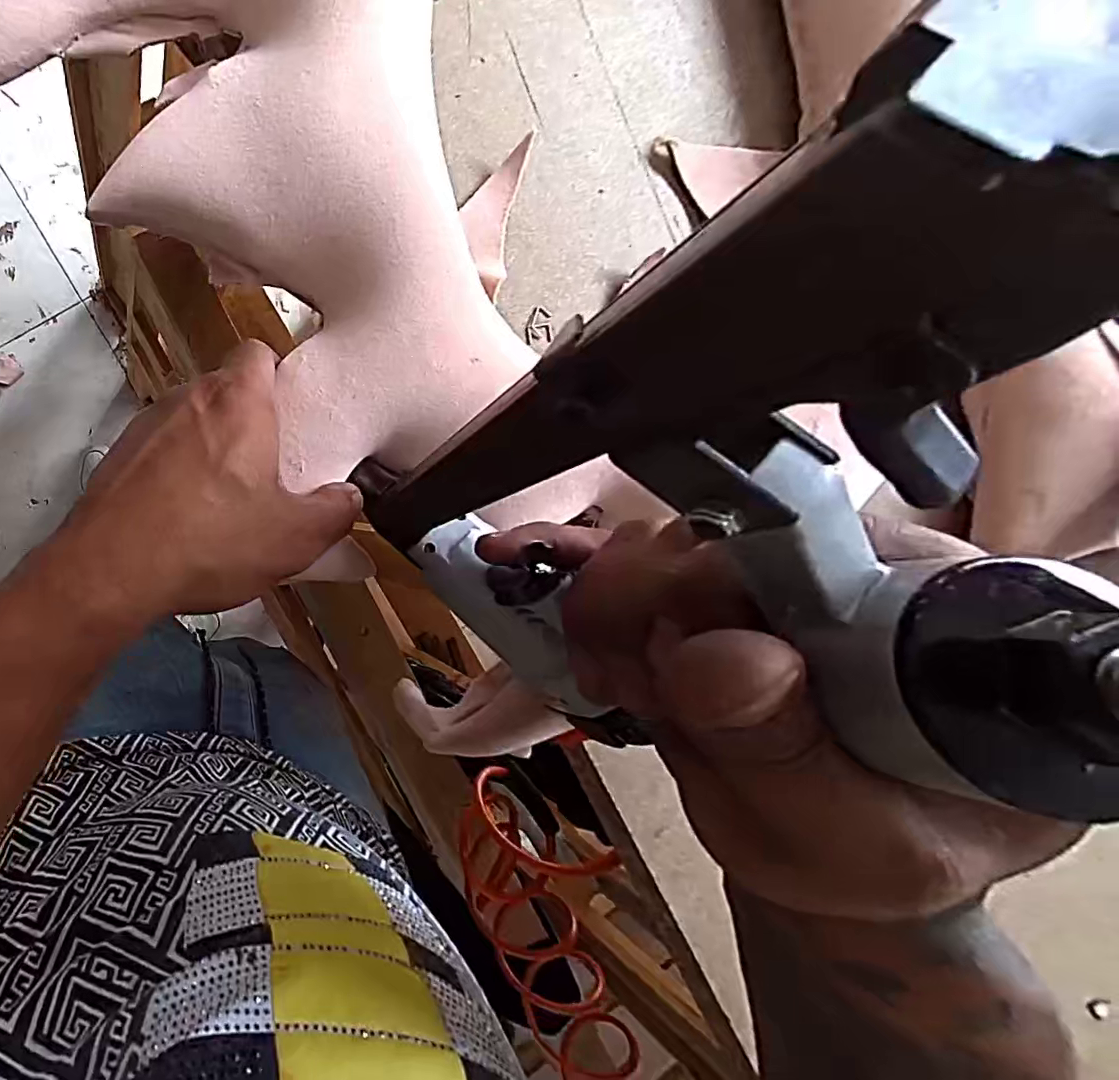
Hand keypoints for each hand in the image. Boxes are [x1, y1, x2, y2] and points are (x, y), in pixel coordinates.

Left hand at [50, 340, 363, 618]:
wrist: (110, 570)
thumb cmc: (205, 542)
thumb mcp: (291, 539)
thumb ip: (333, 513)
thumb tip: (346, 499)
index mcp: (237, 403)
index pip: (258, 353)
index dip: (276, 376)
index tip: (288, 413)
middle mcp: (187, 400)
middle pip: (223, 391)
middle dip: (244, 421)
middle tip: (262, 468)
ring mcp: (145, 426)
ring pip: (187, 422)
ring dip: (206, 447)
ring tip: (219, 499)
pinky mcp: (117, 456)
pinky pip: (156, 451)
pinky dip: (171, 471)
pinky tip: (179, 515)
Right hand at [482, 518, 1085, 921]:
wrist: (813, 849)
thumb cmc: (854, 849)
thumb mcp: (842, 826)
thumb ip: (781, 743)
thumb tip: (712, 653)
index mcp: (923, 615)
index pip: (800, 546)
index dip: (708, 589)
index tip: (664, 663)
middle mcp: (840, 572)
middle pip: (705, 538)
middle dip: (637, 609)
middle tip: (629, 685)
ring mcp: (754, 575)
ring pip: (646, 545)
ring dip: (600, 611)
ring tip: (614, 681)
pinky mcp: (687, 588)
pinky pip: (612, 556)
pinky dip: (562, 562)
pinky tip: (519, 565)